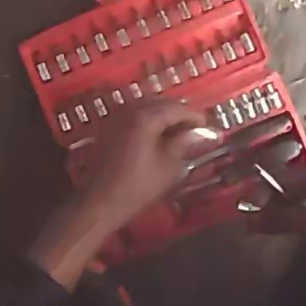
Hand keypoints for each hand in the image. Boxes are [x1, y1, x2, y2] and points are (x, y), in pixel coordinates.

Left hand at [76, 101, 218, 230]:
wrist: (98, 203)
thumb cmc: (137, 188)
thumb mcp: (168, 167)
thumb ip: (184, 143)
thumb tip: (201, 132)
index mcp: (146, 117)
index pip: (177, 108)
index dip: (194, 116)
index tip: (207, 126)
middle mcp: (129, 110)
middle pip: (160, 102)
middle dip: (179, 113)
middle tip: (194, 129)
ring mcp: (115, 118)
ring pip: (145, 106)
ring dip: (163, 115)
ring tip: (177, 132)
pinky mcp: (107, 128)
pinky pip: (133, 115)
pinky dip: (148, 120)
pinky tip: (156, 136)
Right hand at [254, 167, 305, 274]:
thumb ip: (282, 218)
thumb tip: (248, 217)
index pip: (282, 177)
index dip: (261, 191)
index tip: (241, 207)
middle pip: (292, 192)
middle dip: (272, 207)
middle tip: (250, 226)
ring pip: (303, 209)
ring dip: (286, 221)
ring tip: (267, 236)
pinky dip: (303, 232)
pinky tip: (297, 246)